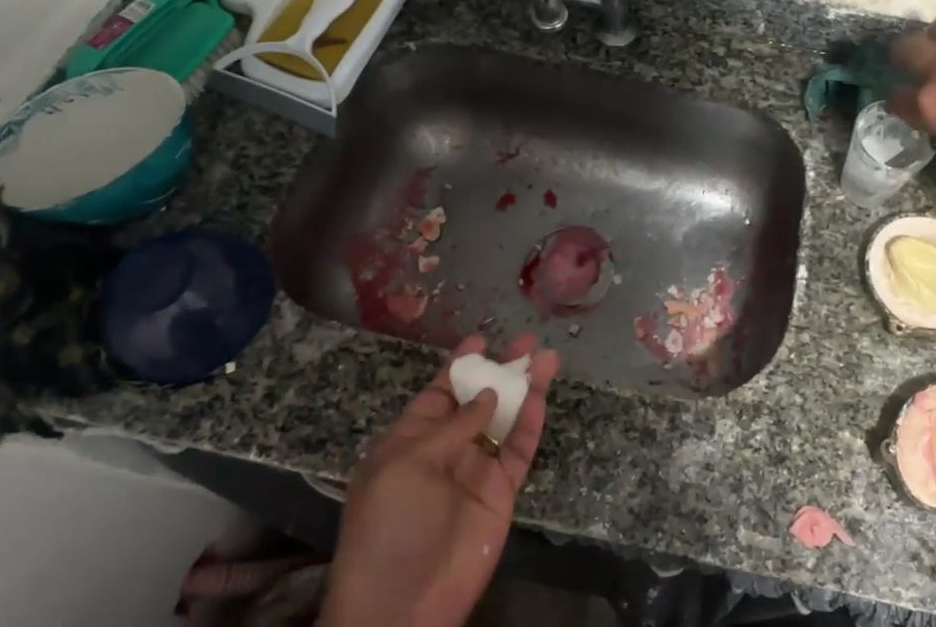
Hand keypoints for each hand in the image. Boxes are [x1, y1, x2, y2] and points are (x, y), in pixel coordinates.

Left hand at [321, 334, 559, 626]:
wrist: (403, 604)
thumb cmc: (389, 526)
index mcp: (410, 440)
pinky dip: (531, 422)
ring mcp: (476, 471)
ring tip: (546, 357)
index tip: (482, 336)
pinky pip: (519, 450)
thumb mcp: (407, 465)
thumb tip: (488, 395)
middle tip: (526, 340)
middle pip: (479, 401)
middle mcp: (445, 450)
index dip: (460, 365)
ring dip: (524, 389)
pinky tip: (542, 395)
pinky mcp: (501, 492)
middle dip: (500, 369)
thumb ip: (453, 427)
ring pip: (505, 420)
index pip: (439, 393)